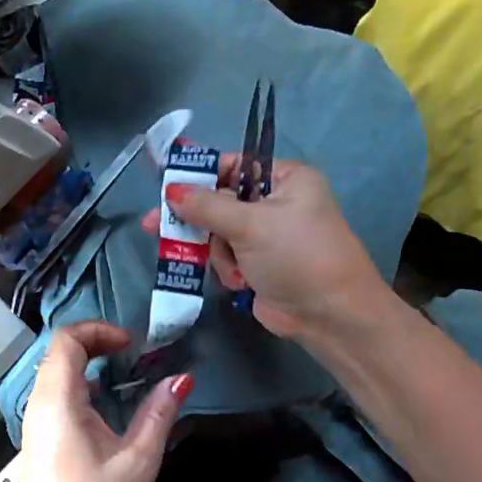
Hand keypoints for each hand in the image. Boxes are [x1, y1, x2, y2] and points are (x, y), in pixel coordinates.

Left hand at [0, 322, 191, 481]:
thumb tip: (183, 378)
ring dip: (87, 361)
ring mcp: (35, 417)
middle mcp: (40, 400)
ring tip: (122, 372)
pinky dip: (79, 382)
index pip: (68, 338)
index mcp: (59, 397)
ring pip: (56, 370)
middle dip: (96, 341)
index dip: (100, 329)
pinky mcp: (38, 433)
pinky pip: (54, 390)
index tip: (132, 344)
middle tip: (130, 352)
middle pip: (60, 350)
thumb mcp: (137, 459)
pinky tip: (104, 403)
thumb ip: (160, 413)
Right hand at [143, 156, 384, 340]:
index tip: (166, 186)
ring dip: (218, 253)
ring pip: (218, 233)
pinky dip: (227, 269)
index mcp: (286, 179)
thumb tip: (171, 188)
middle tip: (152, 225)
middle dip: (198, 221)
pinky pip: (225, 257)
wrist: (329, 316)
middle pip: (220, 202)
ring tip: (232, 270)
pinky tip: (239, 282)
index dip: (200, 176)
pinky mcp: (258, 265)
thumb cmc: (297, 256)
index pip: (233, 166)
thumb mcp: (250, 224)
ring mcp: (267, 236)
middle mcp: (277, 202)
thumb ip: (206, 206)